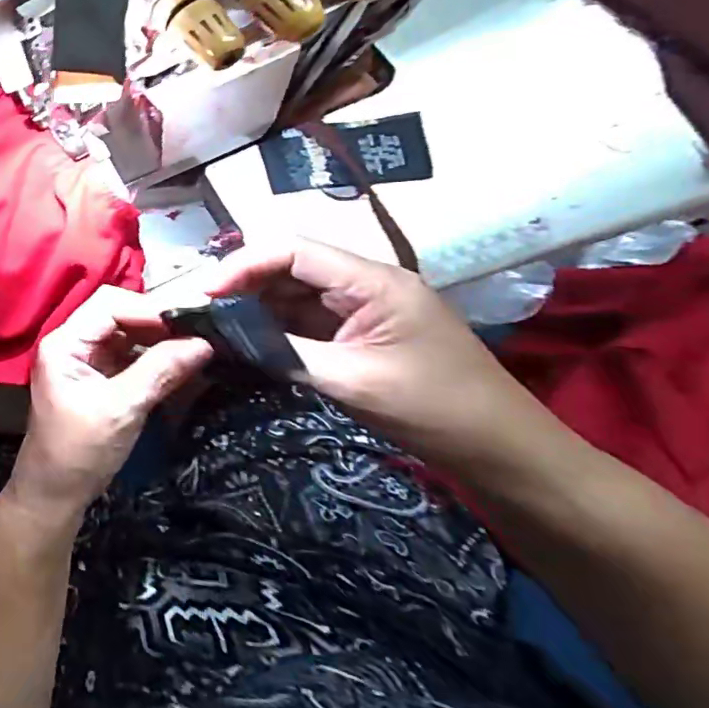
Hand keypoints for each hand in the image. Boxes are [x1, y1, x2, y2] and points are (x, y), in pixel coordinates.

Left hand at [6, 287, 212, 521]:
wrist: (55, 491)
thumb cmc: (80, 450)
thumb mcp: (122, 409)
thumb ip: (159, 371)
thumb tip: (204, 342)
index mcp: (64, 342)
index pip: (109, 305)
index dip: (150, 309)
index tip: (191, 321)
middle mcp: (72, 342)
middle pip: (117, 313)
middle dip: (156, 320)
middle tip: (200, 330)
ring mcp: (84, 358)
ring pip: (125, 333)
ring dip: (158, 337)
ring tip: (198, 343)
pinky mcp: (97, 376)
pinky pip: (128, 354)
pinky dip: (152, 355)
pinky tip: (181, 360)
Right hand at [205, 237, 564, 471]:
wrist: (506, 456)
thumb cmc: (435, 412)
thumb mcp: (351, 381)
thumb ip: (285, 351)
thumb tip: (227, 335)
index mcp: (373, 282)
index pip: (292, 251)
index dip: (242, 266)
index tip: (206, 294)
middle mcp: (365, 284)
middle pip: (288, 267)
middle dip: (242, 285)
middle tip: (203, 312)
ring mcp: (362, 308)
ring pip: (292, 292)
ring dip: (254, 306)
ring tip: (216, 326)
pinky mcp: (359, 331)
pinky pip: (305, 318)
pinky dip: (274, 327)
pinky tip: (247, 340)